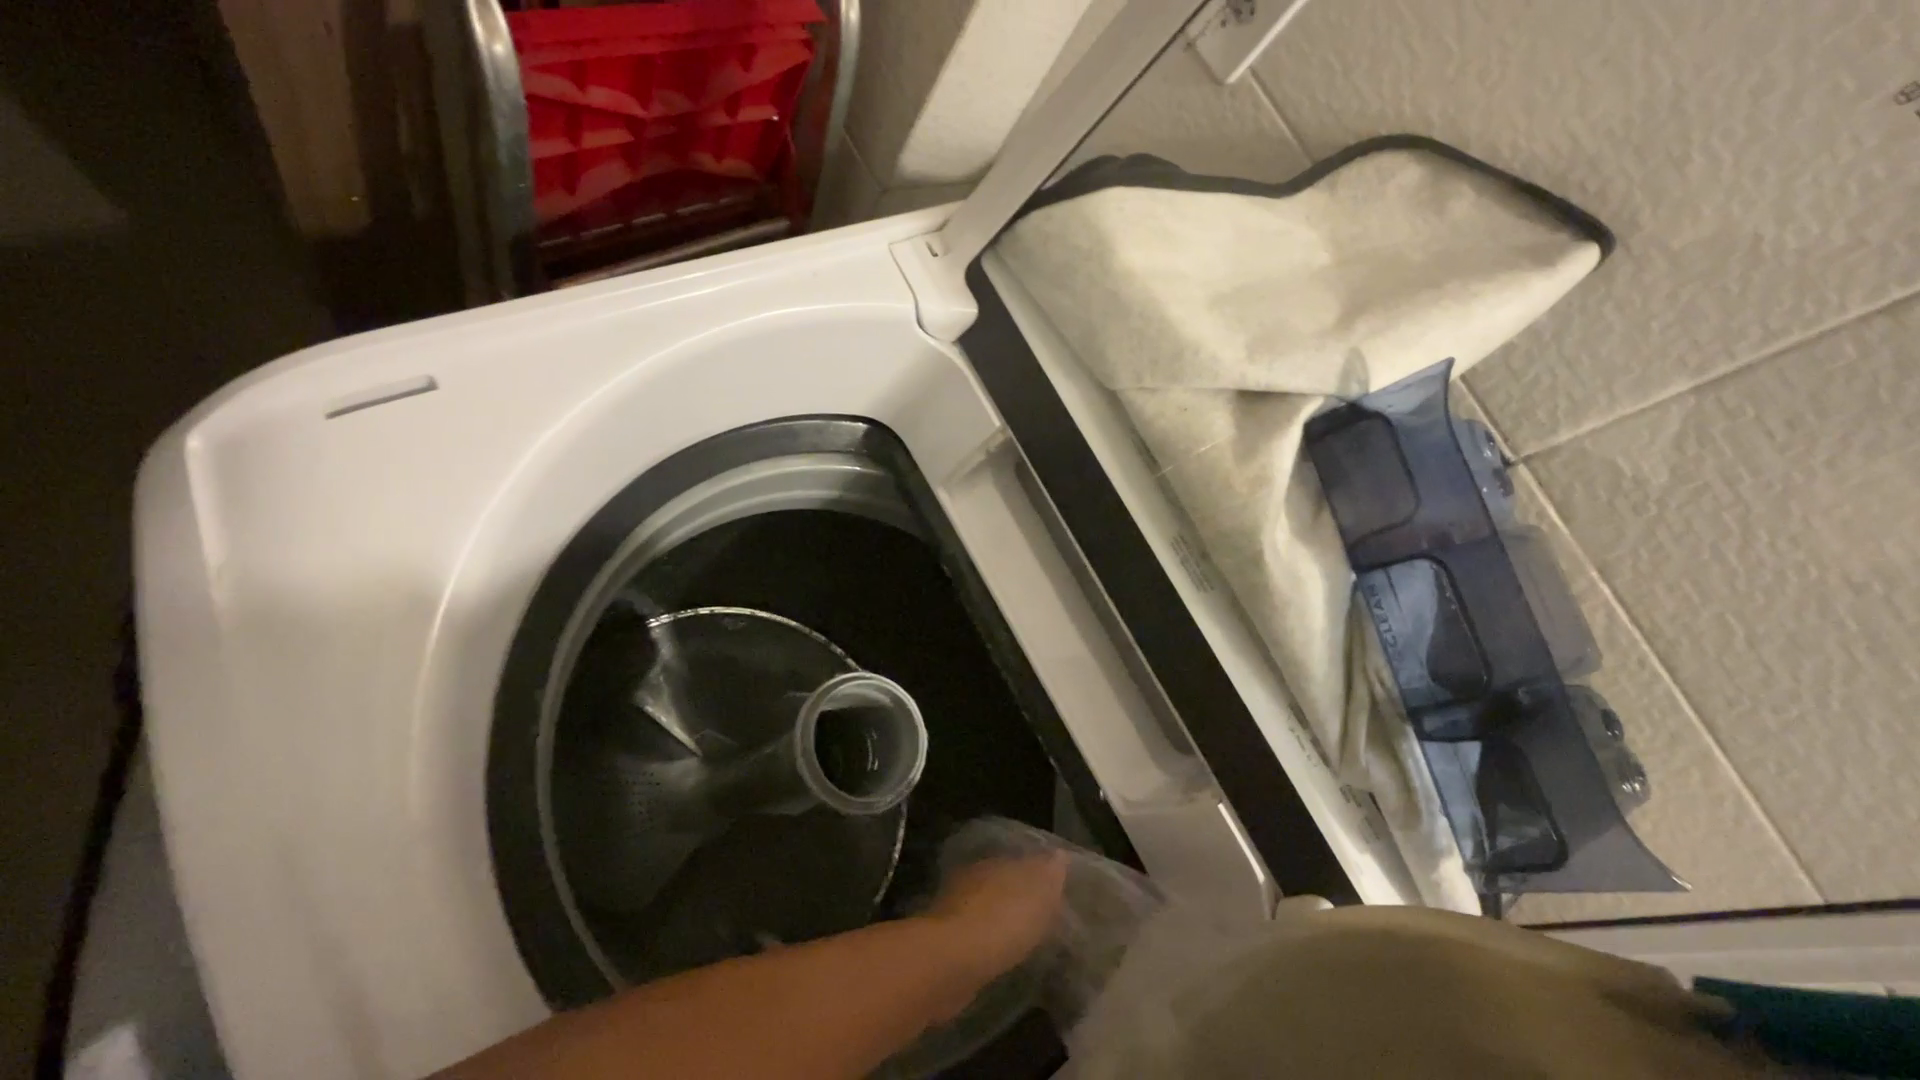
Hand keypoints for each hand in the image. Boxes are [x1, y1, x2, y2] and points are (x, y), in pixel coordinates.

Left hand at [923, 852, 1068, 988]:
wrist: (953, 961)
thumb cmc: (1003, 920)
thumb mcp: (1038, 892)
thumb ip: (1049, 873)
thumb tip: (1059, 854)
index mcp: (994, 863)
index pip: (1017, 861)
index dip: (1034, 874)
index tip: (1050, 890)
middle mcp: (970, 880)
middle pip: (997, 884)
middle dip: (1014, 897)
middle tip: (1036, 916)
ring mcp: (953, 911)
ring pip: (982, 909)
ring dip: (997, 921)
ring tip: (1019, 938)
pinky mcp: (945, 944)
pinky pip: (973, 937)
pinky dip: (985, 943)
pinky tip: (998, 955)